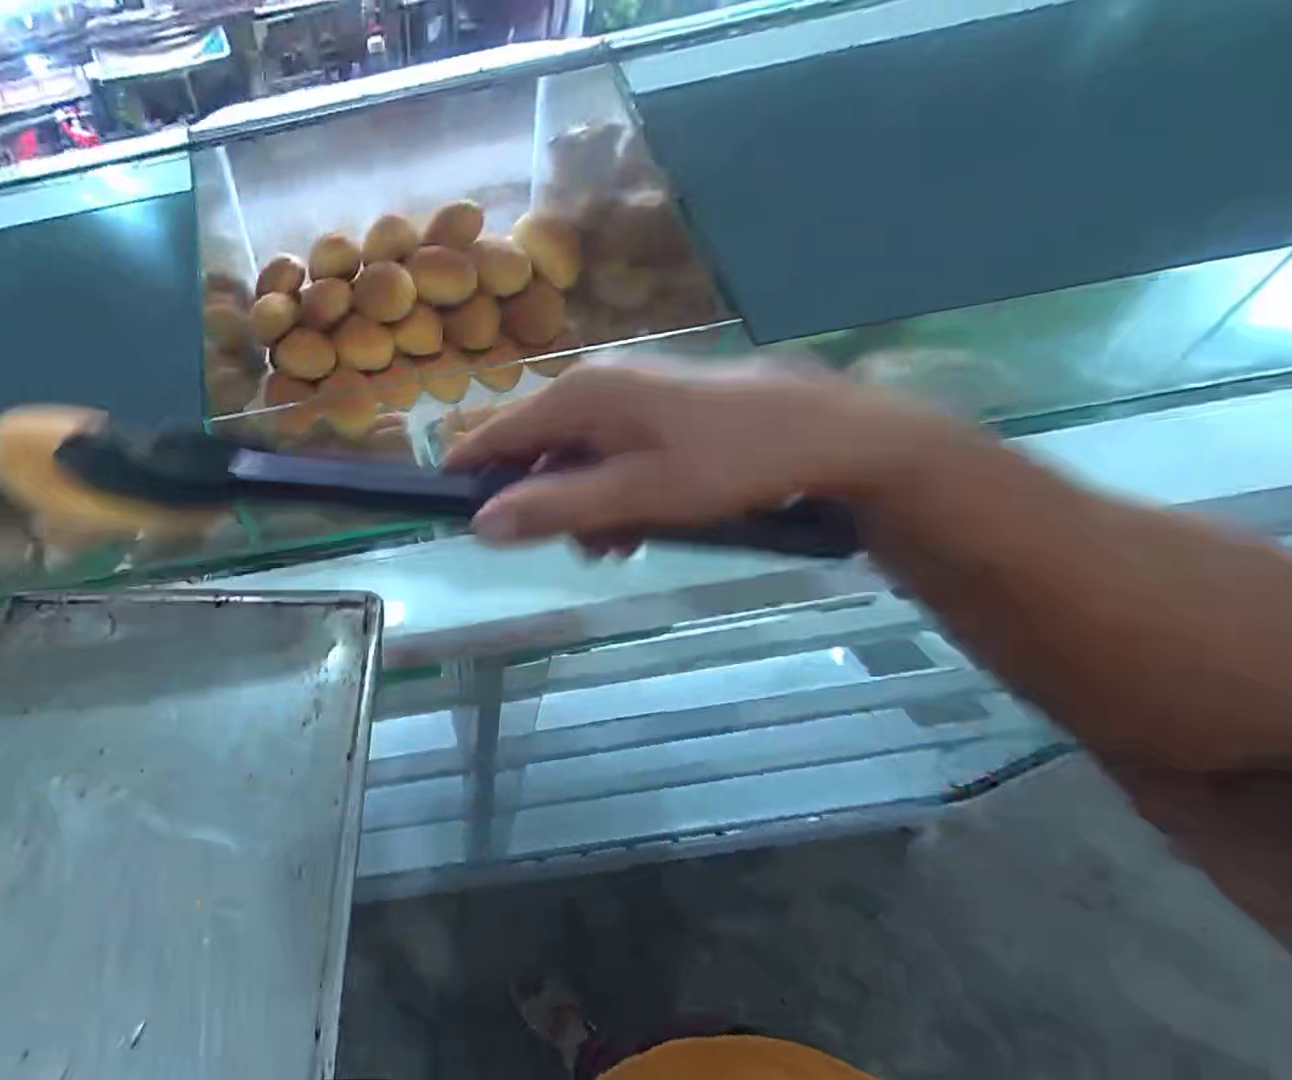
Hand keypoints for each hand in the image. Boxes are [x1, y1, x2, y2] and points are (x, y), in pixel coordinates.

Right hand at [442, 358, 960, 548]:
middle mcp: (594, 384)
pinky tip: (642, 521)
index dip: (472, 476)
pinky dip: (613, 491)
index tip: (460, 518)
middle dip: (545, 504)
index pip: (495, 435)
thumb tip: (479, 524)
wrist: (831, 436)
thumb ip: (555, 509)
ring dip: (584, 506)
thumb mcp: (636, 496)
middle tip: (582, 547)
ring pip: (574, 459)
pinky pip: (609, 454)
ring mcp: (627, 394)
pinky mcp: (654, 409)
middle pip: (535, 451)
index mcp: (578, 395)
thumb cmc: (728, 462)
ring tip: (622, 543)